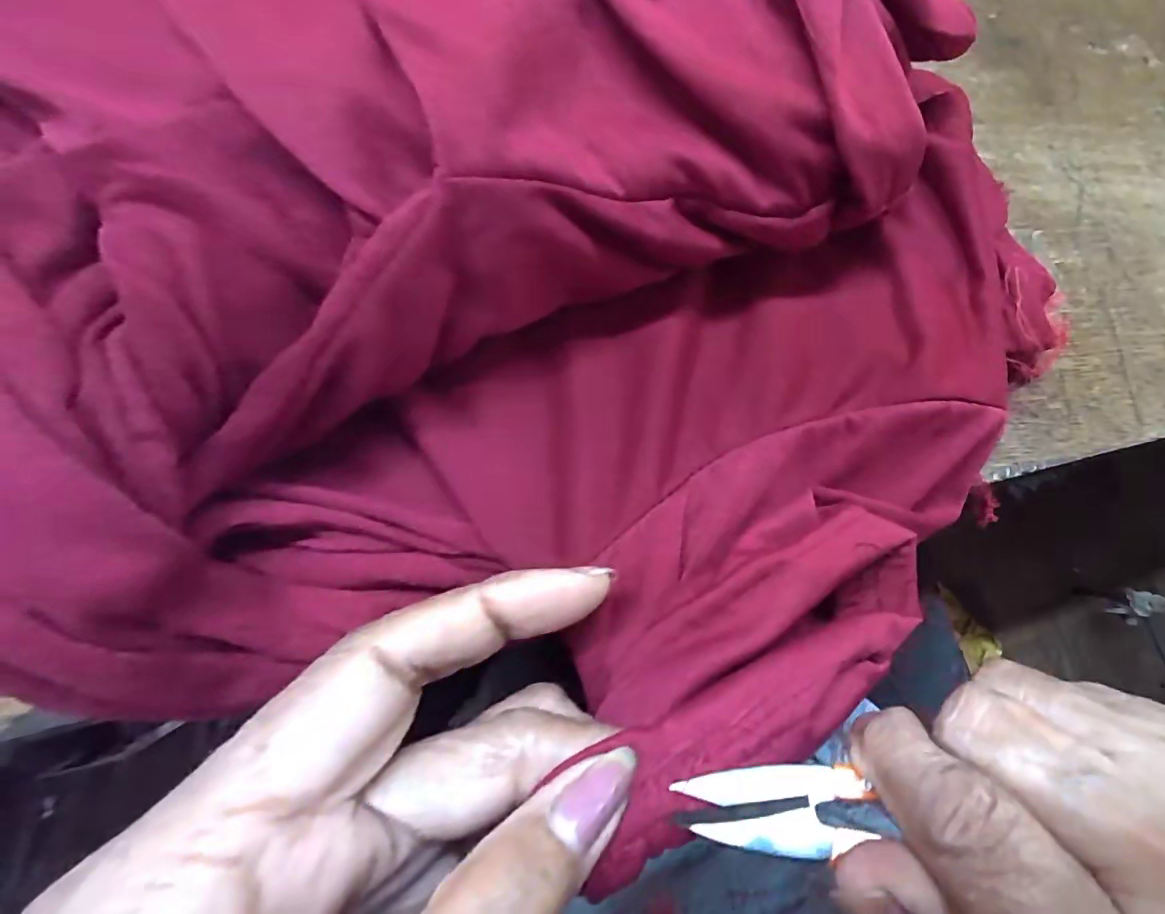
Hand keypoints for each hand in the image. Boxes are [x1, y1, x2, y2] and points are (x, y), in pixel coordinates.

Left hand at [29, 569, 632, 913]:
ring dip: (556, 800)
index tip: (598, 586)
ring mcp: (319, 884)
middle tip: (644, 780)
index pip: (377, 669)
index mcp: (217, 844)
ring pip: (473, 798)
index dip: (494, 609)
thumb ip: (498, 894)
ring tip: (626, 818)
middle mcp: (272, 842)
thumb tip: (619, 773)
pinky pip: (469, 851)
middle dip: (557, 751)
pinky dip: (533, 845)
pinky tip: (584, 848)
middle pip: (453, 745)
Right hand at [831, 660, 1164, 913]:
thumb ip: (931, 908)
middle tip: (943, 781)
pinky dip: (1038, 719)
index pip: (980, 827)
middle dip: (948, 744)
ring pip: (1020, 684)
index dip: (906, 773)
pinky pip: (1061, 684)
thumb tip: (853, 852)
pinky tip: (1063, 772)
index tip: (865, 747)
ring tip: (1012, 781)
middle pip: (994, 722)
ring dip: (992, 726)